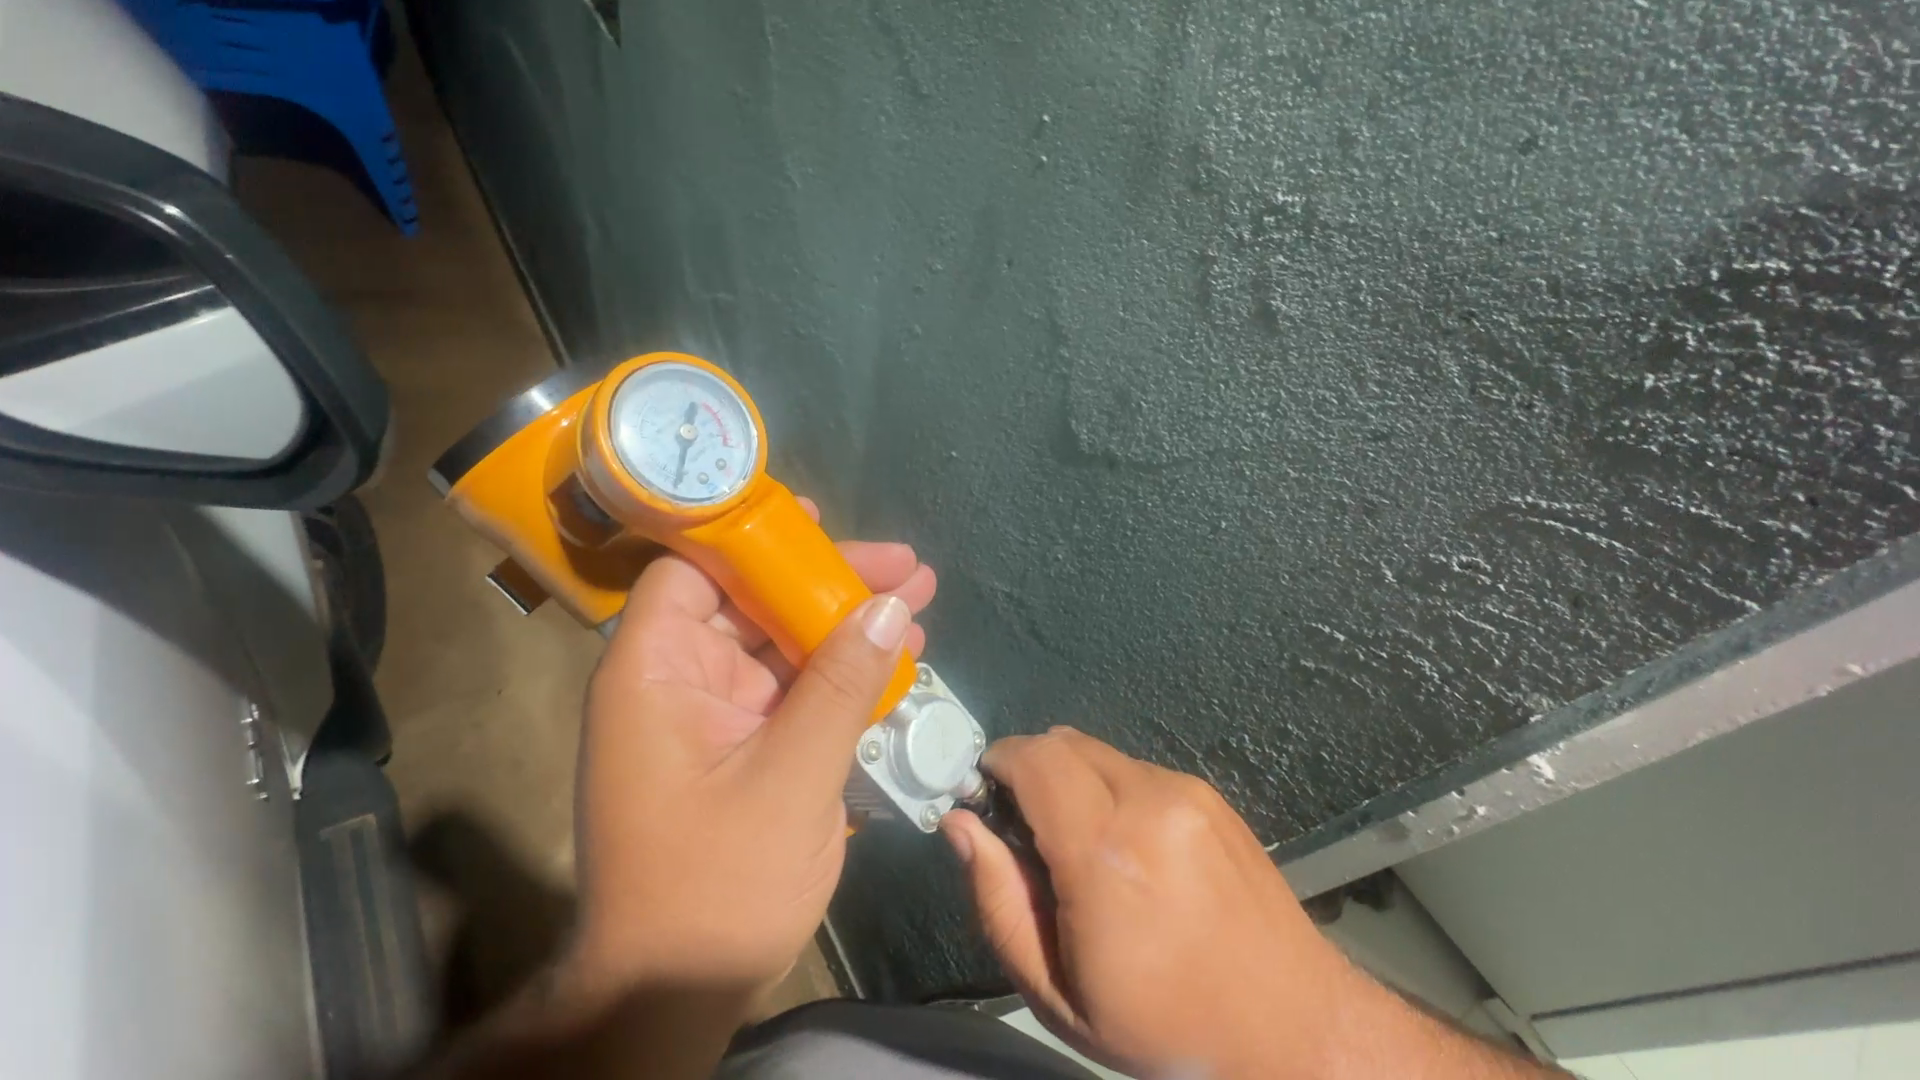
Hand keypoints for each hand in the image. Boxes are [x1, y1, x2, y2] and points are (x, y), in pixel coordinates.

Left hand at [562, 511, 934, 1001]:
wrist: (678, 992)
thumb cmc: (717, 885)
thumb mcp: (791, 778)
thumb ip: (842, 685)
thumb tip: (891, 606)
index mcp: (654, 673)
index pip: (692, 572)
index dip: (750, 538)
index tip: (818, 524)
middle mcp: (676, 684)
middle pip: (751, 604)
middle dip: (829, 584)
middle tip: (906, 568)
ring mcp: (711, 719)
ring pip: (781, 648)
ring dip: (846, 629)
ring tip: (921, 603)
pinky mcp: (741, 751)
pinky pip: (793, 694)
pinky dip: (841, 679)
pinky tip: (898, 665)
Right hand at [940, 729, 1358, 1079]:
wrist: (1292, 1026)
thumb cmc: (1163, 1025)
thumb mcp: (1056, 990)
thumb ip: (997, 898)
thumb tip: (959, 824)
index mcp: (1105, 853)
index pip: (1033, 759)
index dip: (996, 764)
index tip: (983, 797)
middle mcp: (1148, 802)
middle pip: (1063, 742)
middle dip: (1028, 769)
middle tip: (1023, 827)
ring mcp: (1187, 793)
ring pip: (1100, 753)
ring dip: (1071, 781)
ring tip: (1082, 845)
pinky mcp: (1212, 797)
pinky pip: (1138, 771)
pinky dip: (1112, 791)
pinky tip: (1131, 849)